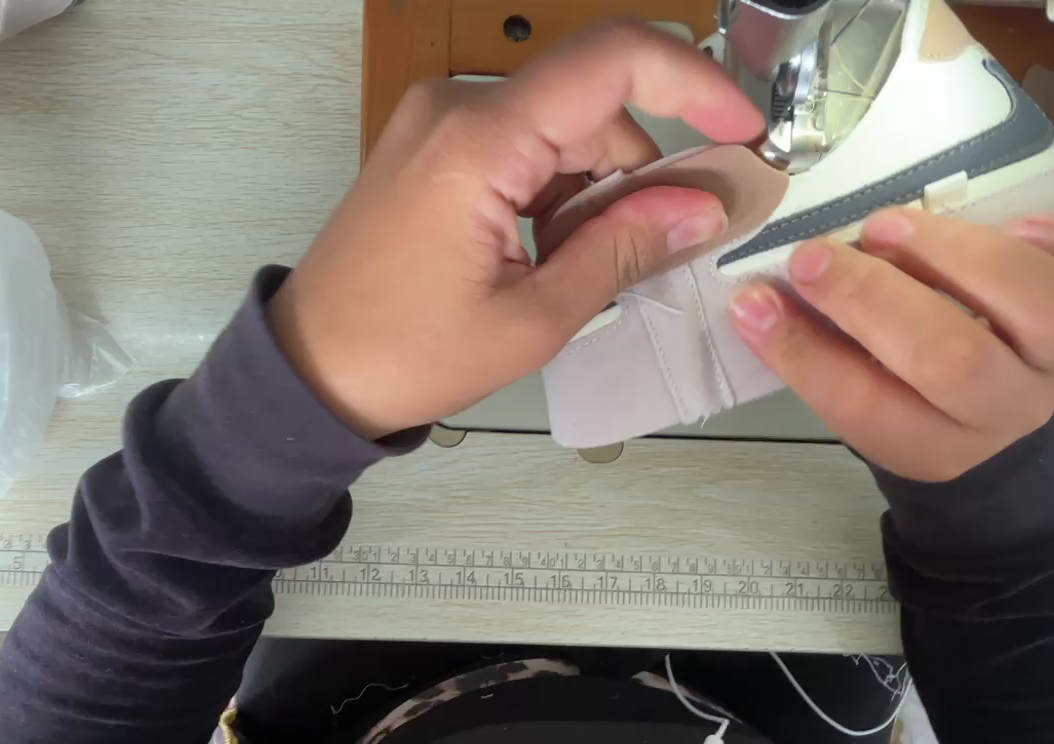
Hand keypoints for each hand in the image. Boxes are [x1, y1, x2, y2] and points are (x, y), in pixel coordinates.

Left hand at [268, 20, 762, 437]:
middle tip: (654, 247)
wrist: (310, 372)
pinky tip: (539, 257)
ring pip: (552, 131)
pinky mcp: (425, 153)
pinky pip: (513, 150)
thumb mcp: (531, 320)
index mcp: (478, 140)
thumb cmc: (408, 356)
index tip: (743, 130)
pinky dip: (547, 194)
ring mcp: (433, 127)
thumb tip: (701, 207)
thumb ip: (622, 251)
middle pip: (586, 104)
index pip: (613, 60)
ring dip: (588, 192)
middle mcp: (453, 108)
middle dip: (636, 171)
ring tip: (571, 272)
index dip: (695, 84)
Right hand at [726, 209, 1053, 481]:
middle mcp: (997, 408)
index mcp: (923, 442)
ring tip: (887, 226)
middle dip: (872, 298)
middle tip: (812, 257)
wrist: (988, 439)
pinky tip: (1019, 222)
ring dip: (959, 256)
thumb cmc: (904, 412)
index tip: (751, 302)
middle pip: (949, 358)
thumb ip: (818, 357)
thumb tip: (759, 298)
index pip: (858, 403)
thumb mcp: (853, 406)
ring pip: (1042, 307)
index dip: (801, 351)